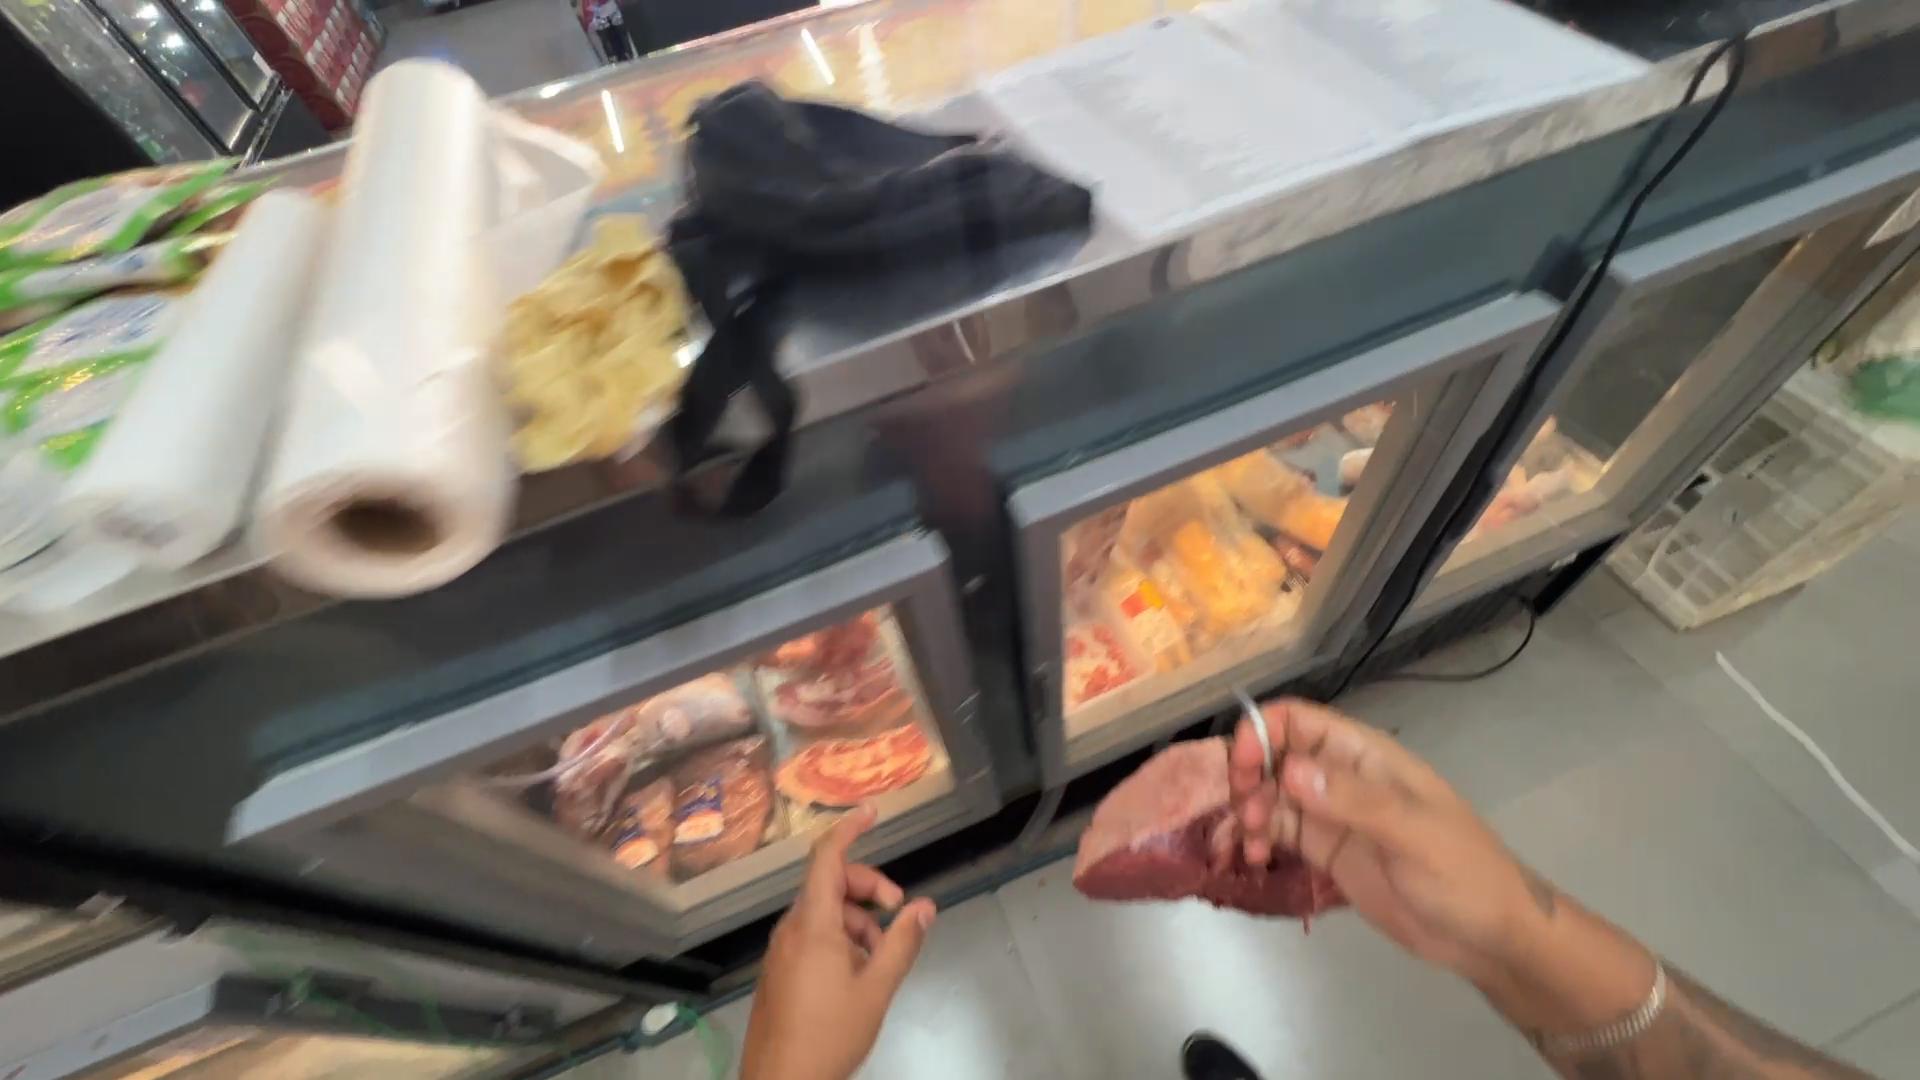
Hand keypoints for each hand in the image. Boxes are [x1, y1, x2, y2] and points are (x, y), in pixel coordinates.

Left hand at [741, 805, 935, 1079]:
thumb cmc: (828, 1036)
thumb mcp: (876, 989)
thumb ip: (902, 943)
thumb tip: (926, 906)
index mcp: (813, 922)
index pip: (828, 855)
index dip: (849, 828)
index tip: (873, 812)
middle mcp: (792, 927)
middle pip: (831, 881)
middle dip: (869, 887)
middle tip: (897, 912)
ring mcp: (782, 949)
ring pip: (824, 911)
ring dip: (858, 919)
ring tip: (880, 957)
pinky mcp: (779, 970)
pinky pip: (812, 934)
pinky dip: (840, 937)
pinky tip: (857, 972)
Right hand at [1227, 699, 1548, 985]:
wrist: (1491, 940)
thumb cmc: (1464, 875)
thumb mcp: (1415, 834)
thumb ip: (1353, 799)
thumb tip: (1289, 770)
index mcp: (1362, 754)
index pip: (1297, 720)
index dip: (1261, 731)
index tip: (1241, 765)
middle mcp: (1337, 775)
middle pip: (1272, 753)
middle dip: (1246, 774)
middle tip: (1243, 810)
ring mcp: (1327, 811)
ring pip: (1267, 791)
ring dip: (1248, 809)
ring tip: (1252, 841)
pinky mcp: (1321, 846)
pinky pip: (1274, 828)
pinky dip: (1255, 837)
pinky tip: (1255, 857)